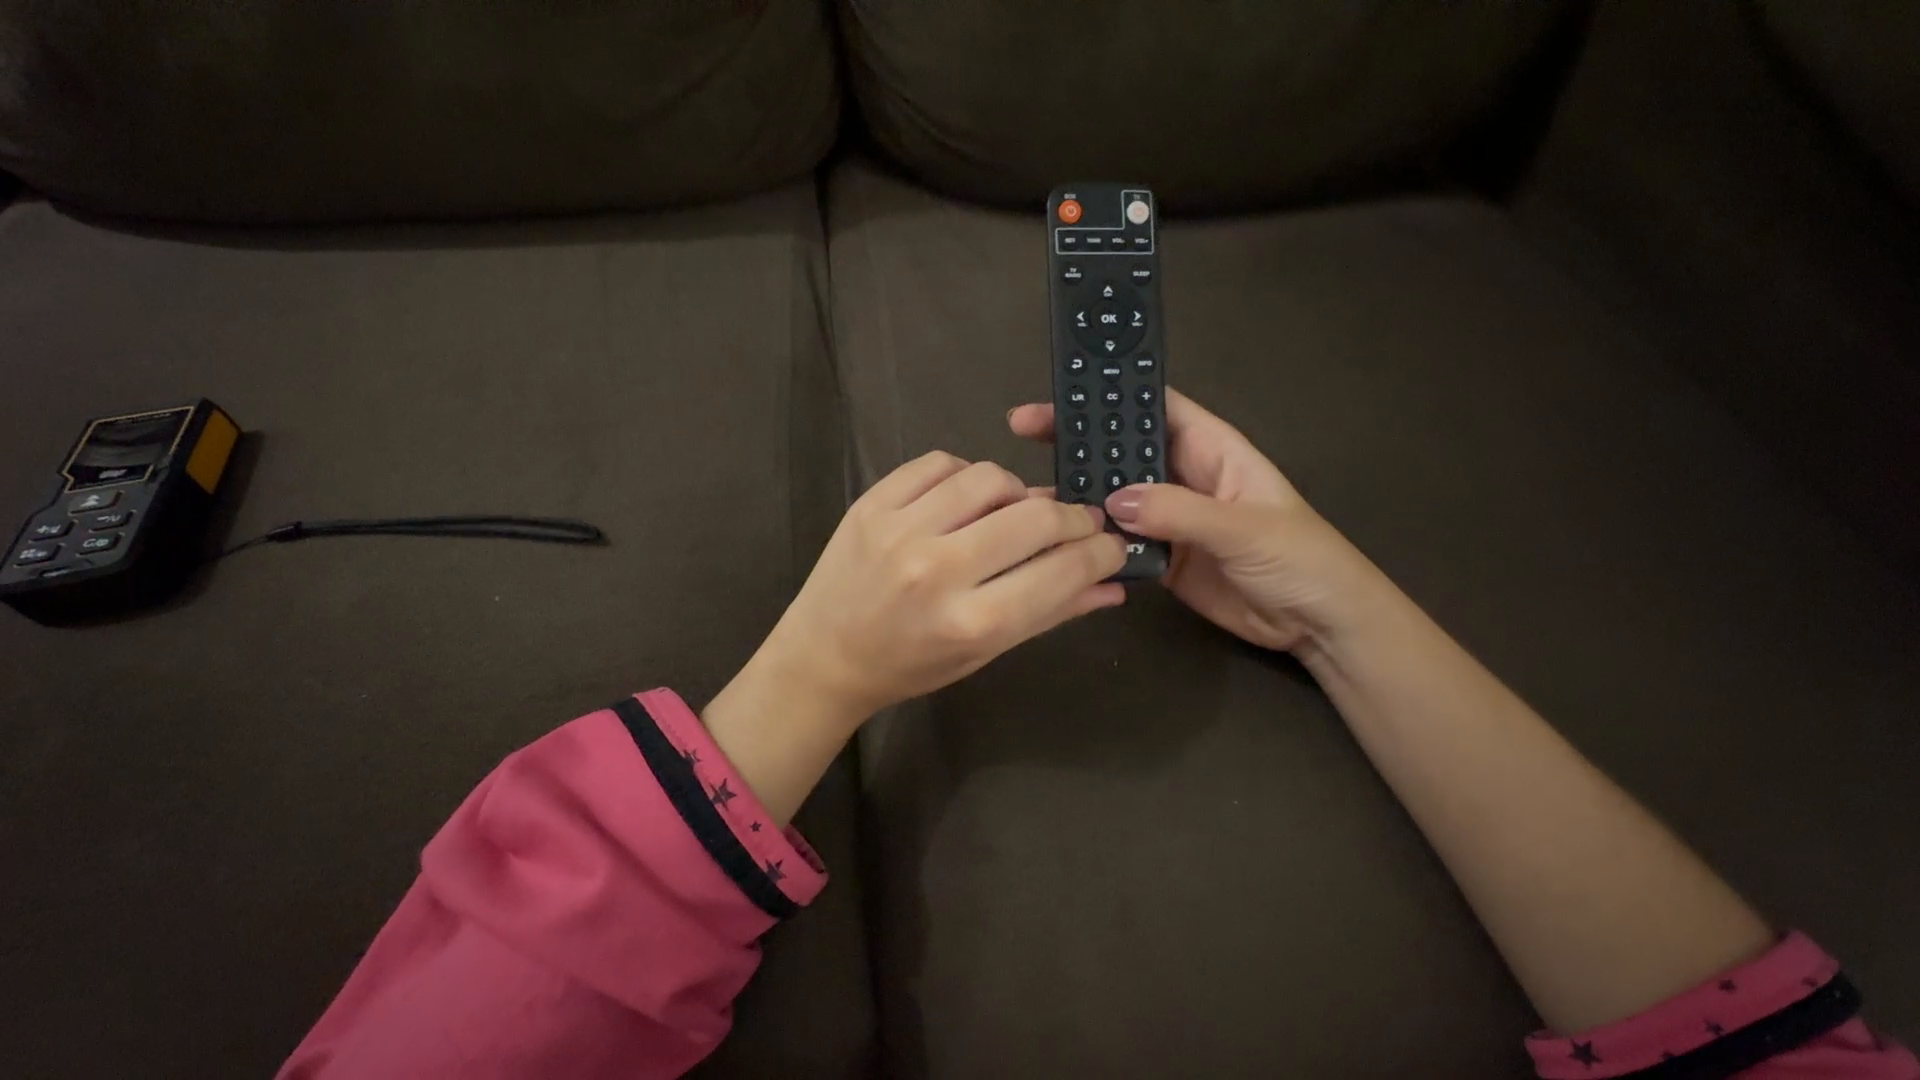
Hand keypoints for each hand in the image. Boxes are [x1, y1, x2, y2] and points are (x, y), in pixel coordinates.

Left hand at [753, 451, 1127, 726]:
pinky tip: (966, 499)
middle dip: (1073, 516)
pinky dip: (965, 475)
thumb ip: (1051, 613)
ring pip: (989, 478)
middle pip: (1034, 517)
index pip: (1062, 571)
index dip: (1101, 551)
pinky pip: (939, 463)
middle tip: (1077, 522)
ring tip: (1014, 511)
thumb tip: (1113, 584)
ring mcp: (899, 530)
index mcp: (972, 623)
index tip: (1111, 544)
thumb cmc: (911, 666)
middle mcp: (937, 571)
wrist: (824, 657)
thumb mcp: (985, 653)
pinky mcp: (871, 503)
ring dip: (1018, 492)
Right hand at [1009, 389, 1380, 651]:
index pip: (1155, 408)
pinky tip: (1058, 539)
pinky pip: (1119, 542)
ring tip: (1030, 490)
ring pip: (1115, 496)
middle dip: (1081, 439)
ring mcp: (1171, 519)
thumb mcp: (1246, 527)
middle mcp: (1185, 477)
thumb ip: (1183, 512)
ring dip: (1080, 492)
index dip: (1112, 395)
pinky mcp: (1163, 559)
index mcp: (1212, 450)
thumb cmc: (1303, 558)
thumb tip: (1116, 501)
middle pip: (1125, 449)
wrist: (1319, 624)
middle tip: (1025, 432)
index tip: (1065, 392)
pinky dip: (1092, 541)